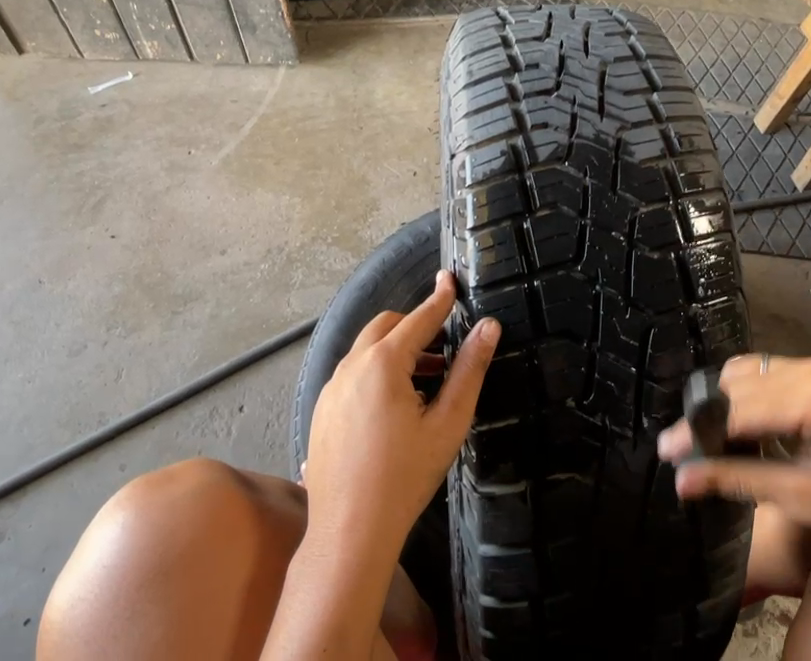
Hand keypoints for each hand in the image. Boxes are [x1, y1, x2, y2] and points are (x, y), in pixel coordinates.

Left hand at [302, 271, 498, 551]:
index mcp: (382, 363)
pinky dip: (376, 373)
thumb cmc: (405, 476)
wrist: (350, 532)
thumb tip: (489, 328)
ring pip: (366, 351)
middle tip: (445, 346)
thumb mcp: (448, 423)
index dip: (440, 299)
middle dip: (416, 326)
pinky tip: (395, 408)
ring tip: (427, 380)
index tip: (451, 279)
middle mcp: (350, 367)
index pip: (419, 318)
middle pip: (386, 326)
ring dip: (396, 351)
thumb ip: (469, 370)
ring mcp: (330, 389)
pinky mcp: (321, 411)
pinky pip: (352, 375)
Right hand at [657, 354, 810, 534]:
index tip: (666, 451)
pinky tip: (733, 427)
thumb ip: (738, 480)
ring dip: (720, 406)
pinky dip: (739, 396)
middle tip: (678, 453)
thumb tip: (682, 479)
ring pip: (742, 376)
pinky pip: (759, 374)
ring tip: (703, 443)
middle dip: (704, 420)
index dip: (697, 431)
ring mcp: (810, 368)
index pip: (737, 409)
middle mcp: (807, 370)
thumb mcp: (800, 497)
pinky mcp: (810, 374)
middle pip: (735, 388)